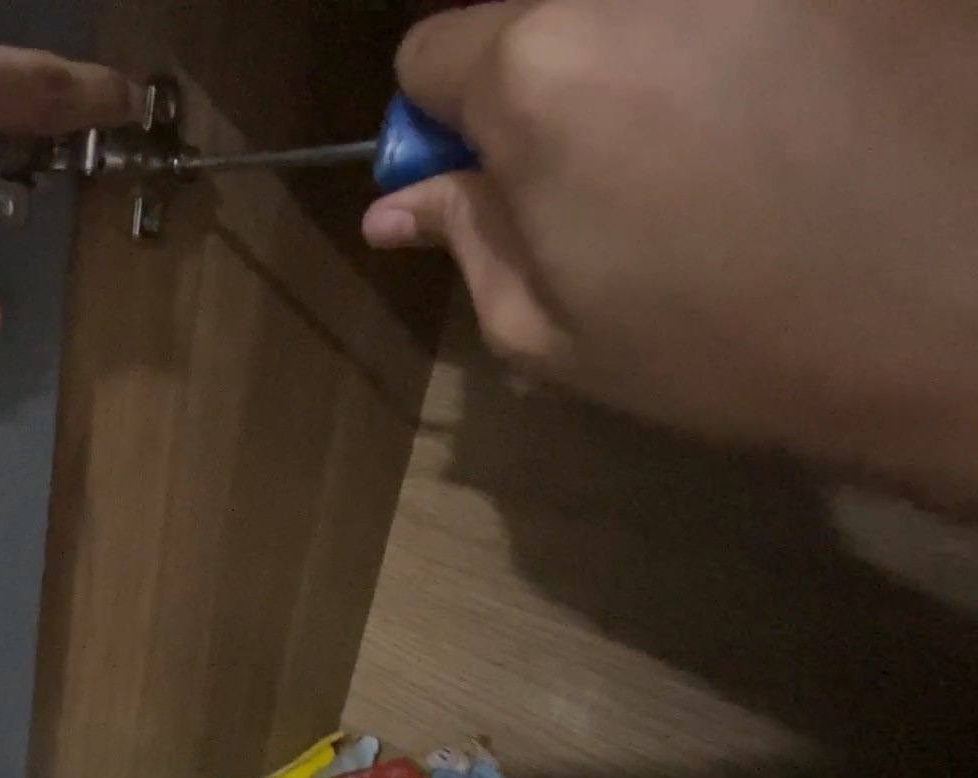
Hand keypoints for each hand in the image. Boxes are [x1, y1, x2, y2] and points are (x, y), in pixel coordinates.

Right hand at [361, 0, 977, 501]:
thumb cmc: (720, 348)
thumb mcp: (542, 324)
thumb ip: (461, 237)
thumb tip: (397, 206)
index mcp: (538, 73)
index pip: (428, 53)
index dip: (435, 122)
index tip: (474, 173)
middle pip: (527, 10)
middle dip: (524, 82)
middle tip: (575, 165)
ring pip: (628, 13)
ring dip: (623, 62)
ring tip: (689, 145)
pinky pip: (730, 18)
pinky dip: (724, 54)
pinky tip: (776, 119)